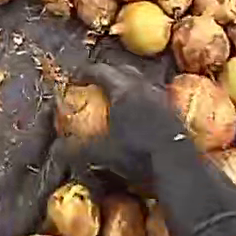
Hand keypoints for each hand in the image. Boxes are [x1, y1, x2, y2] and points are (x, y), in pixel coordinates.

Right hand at [57, 64, 235, 235]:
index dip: (86, 72)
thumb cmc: (138, 154)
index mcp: (122, 90)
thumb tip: (55, 150)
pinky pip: (155, 95)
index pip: (101, 71)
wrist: (179, 166)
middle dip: (109, 73)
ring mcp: (161, 97)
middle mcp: (142, 87)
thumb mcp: (103, 153)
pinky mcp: (175, 110)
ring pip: (142, 81)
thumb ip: (78, 149)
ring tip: (121, 96)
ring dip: (130, 84)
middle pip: (124, 70)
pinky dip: (144, 98)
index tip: (77, 78)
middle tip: (98, 82)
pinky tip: (143, 114)